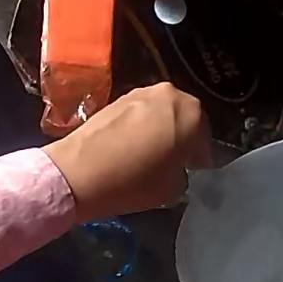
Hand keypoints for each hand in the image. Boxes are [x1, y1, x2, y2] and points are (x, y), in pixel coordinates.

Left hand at [43, 84, 209, 221]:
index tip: (193, 170)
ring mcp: (139, 93)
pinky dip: (139, 126)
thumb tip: (176, 169)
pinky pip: (138, 113)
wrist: (78, 173)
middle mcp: (169, 95)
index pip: (204, 137)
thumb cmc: (133, 182)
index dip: (199, 156)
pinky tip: (130, 147)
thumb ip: (182, 173)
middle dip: (180, 136)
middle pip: (182, 117)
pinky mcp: (115, 98)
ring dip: (159, 129)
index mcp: (192, 114)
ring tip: (149, 155)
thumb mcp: (172, 189)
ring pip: (159, 112)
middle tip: (173, 161)